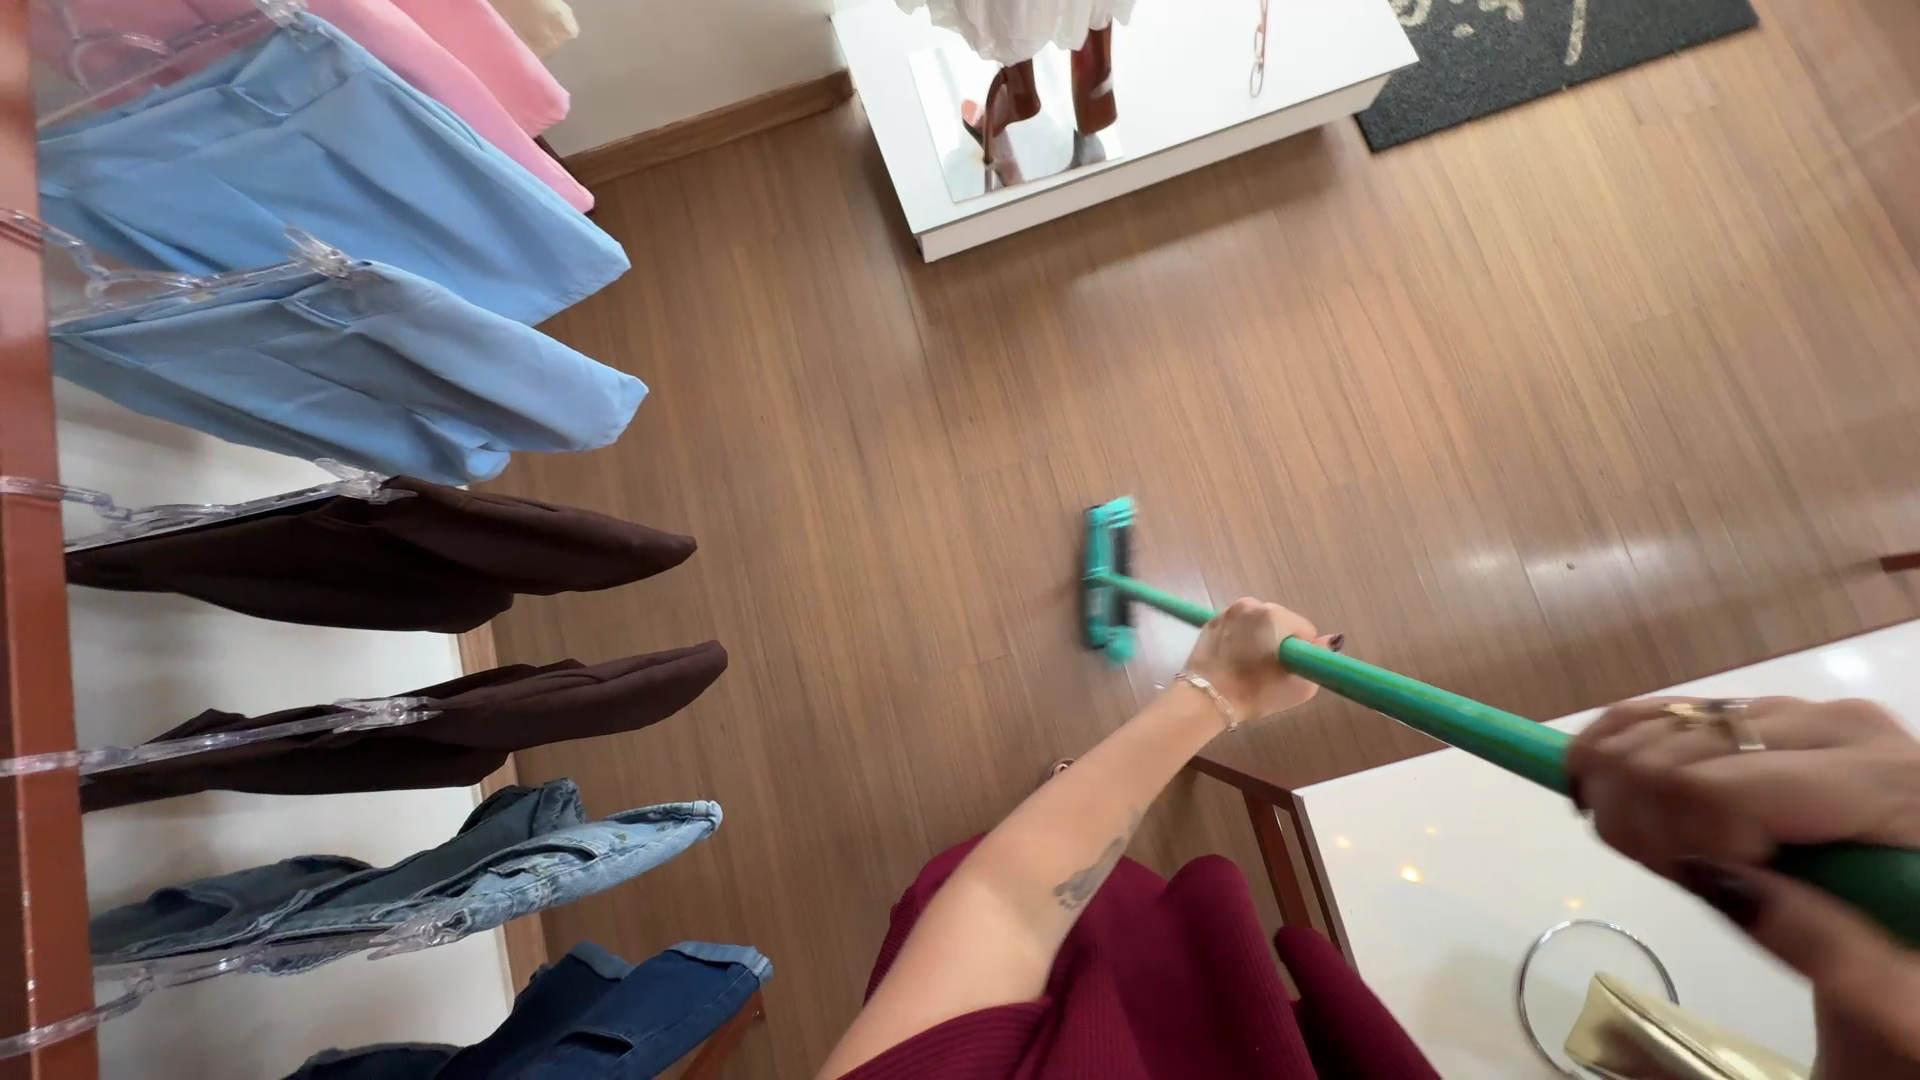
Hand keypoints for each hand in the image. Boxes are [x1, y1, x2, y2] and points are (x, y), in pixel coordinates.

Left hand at [1179, 598, 1339, 723]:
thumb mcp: (1300, 685)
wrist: (1207, 697)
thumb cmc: (1257, 692)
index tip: (1289, 669)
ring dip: (1259, 638)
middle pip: (1280, 622)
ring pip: (1257, 623)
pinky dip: (1240, 638)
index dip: (1302, 652)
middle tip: (1269, 669)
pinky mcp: (1210, 622)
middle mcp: (1249, 604)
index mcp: (1273, 614)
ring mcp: (1226, 611)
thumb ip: (1319, 658)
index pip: (1304, 629)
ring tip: (1250, 665)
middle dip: (1280, 641)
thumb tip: (1332, 640)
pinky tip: (1235, 659)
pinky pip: (1236, 627)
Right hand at [1567, 697, 1919, 1066]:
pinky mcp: (1734, 714)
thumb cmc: (1913, 965)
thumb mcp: (1901, 995)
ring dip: (1618, 802)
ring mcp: (1777, 714)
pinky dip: (1597, 757)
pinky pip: (1633, 716)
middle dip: (1644, 828)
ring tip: (1665, 851)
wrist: (1909, 923)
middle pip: (1663, 760)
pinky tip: (1608, 799)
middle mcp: (1832, 728)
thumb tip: (1721, 883)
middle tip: (1679, 877)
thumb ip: (1832, 949)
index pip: (1716, 789)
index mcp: (1894, 784)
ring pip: (1634, 738)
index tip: (1703, 891)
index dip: (1677, 841)